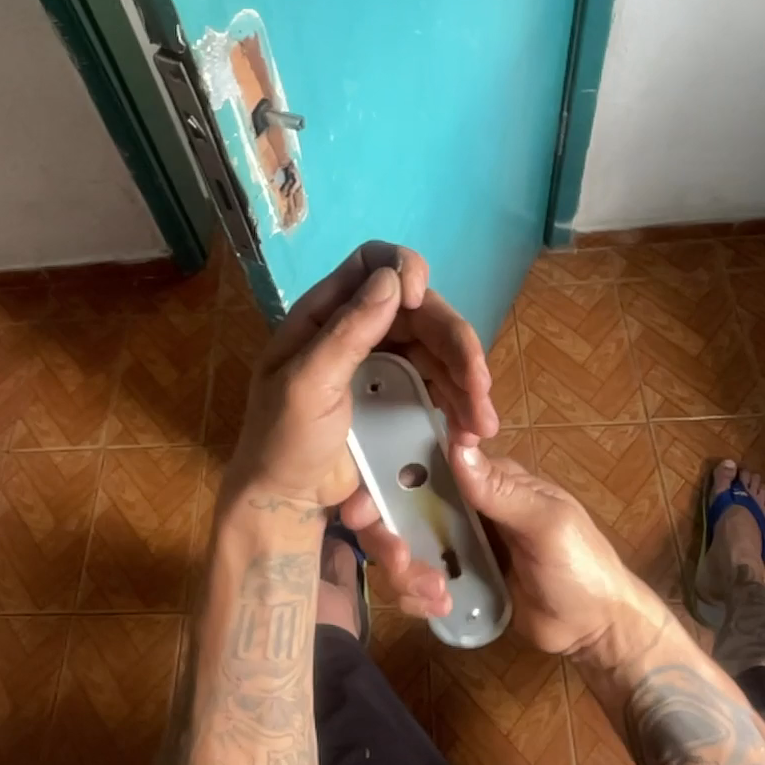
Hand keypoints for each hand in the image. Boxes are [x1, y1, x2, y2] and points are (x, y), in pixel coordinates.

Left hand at [223, 243, 497, 517]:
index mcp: (326, 314)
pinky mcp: (402, 396)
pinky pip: (441, 384)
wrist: (288, 500)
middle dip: (457, 344)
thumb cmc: (283, 440)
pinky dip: (461, 401)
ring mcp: (384, 363)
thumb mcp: (306, 385)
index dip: (404, 269)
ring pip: (440, 350)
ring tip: (482, 423)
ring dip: (468, 380)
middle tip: (480, 385)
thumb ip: (346, 332)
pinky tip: (472, 429)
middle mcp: (360, 329)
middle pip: (422, 313)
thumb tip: (391, 279)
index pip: (372, 264)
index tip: (421, 300)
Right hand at [346, 439, 643, 653]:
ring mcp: (454, 543)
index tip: (364, 507)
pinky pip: (413, 583)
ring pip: (401, 548)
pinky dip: (415, 596)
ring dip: (405, 574)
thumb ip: (501, 490)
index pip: (425, 464)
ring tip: (435, 595)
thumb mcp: (547, 525)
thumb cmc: (583, 567)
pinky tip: (441, 607)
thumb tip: (455, 444)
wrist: (597, 631)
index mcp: (485, 478)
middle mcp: (461, 505)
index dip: (385, 479)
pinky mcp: (452, 579)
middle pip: (399, 509)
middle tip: (400, 563)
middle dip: (387, 537)